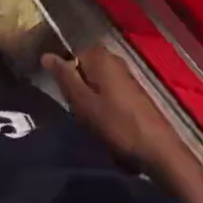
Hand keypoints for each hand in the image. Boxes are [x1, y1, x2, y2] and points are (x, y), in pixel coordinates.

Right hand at [45, 46, 198, 178]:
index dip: (64, 78)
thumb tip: (46, 55)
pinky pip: (107, 91)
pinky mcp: (133, 90)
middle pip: (83, 69)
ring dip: (90, 99)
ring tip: (93, 120)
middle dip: (78, 89)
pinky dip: (103, 105)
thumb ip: (63, 76)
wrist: (156, 148)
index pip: (69, 57)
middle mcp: (114, 59)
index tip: (68, 98)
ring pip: (94, 82)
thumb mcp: (82, 101)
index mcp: (100, 57)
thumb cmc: (115, 124)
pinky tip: (107, 122)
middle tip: (79, 111)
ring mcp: (125, 74)